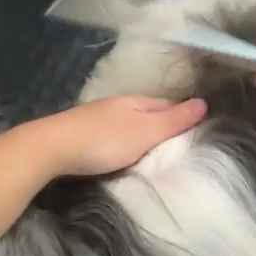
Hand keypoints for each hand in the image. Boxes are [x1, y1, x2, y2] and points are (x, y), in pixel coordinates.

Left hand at [18, 95, 207, 177]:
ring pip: (128, 125)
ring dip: (141, 136)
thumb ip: (174, 120)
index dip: (183, 116)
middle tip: (179, 149)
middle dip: (162, 127)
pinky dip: (123, 143)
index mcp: (135, 101)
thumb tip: (204, 102)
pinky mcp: (82, 134)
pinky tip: (123, 155)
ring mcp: (97, 118)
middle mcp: (117, 105)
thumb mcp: (145, 132)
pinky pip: (112, 136)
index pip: (167, 104)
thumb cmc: (104, 140)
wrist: (51, 148)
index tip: (197, 133)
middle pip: (147, 113)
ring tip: (154, 154)